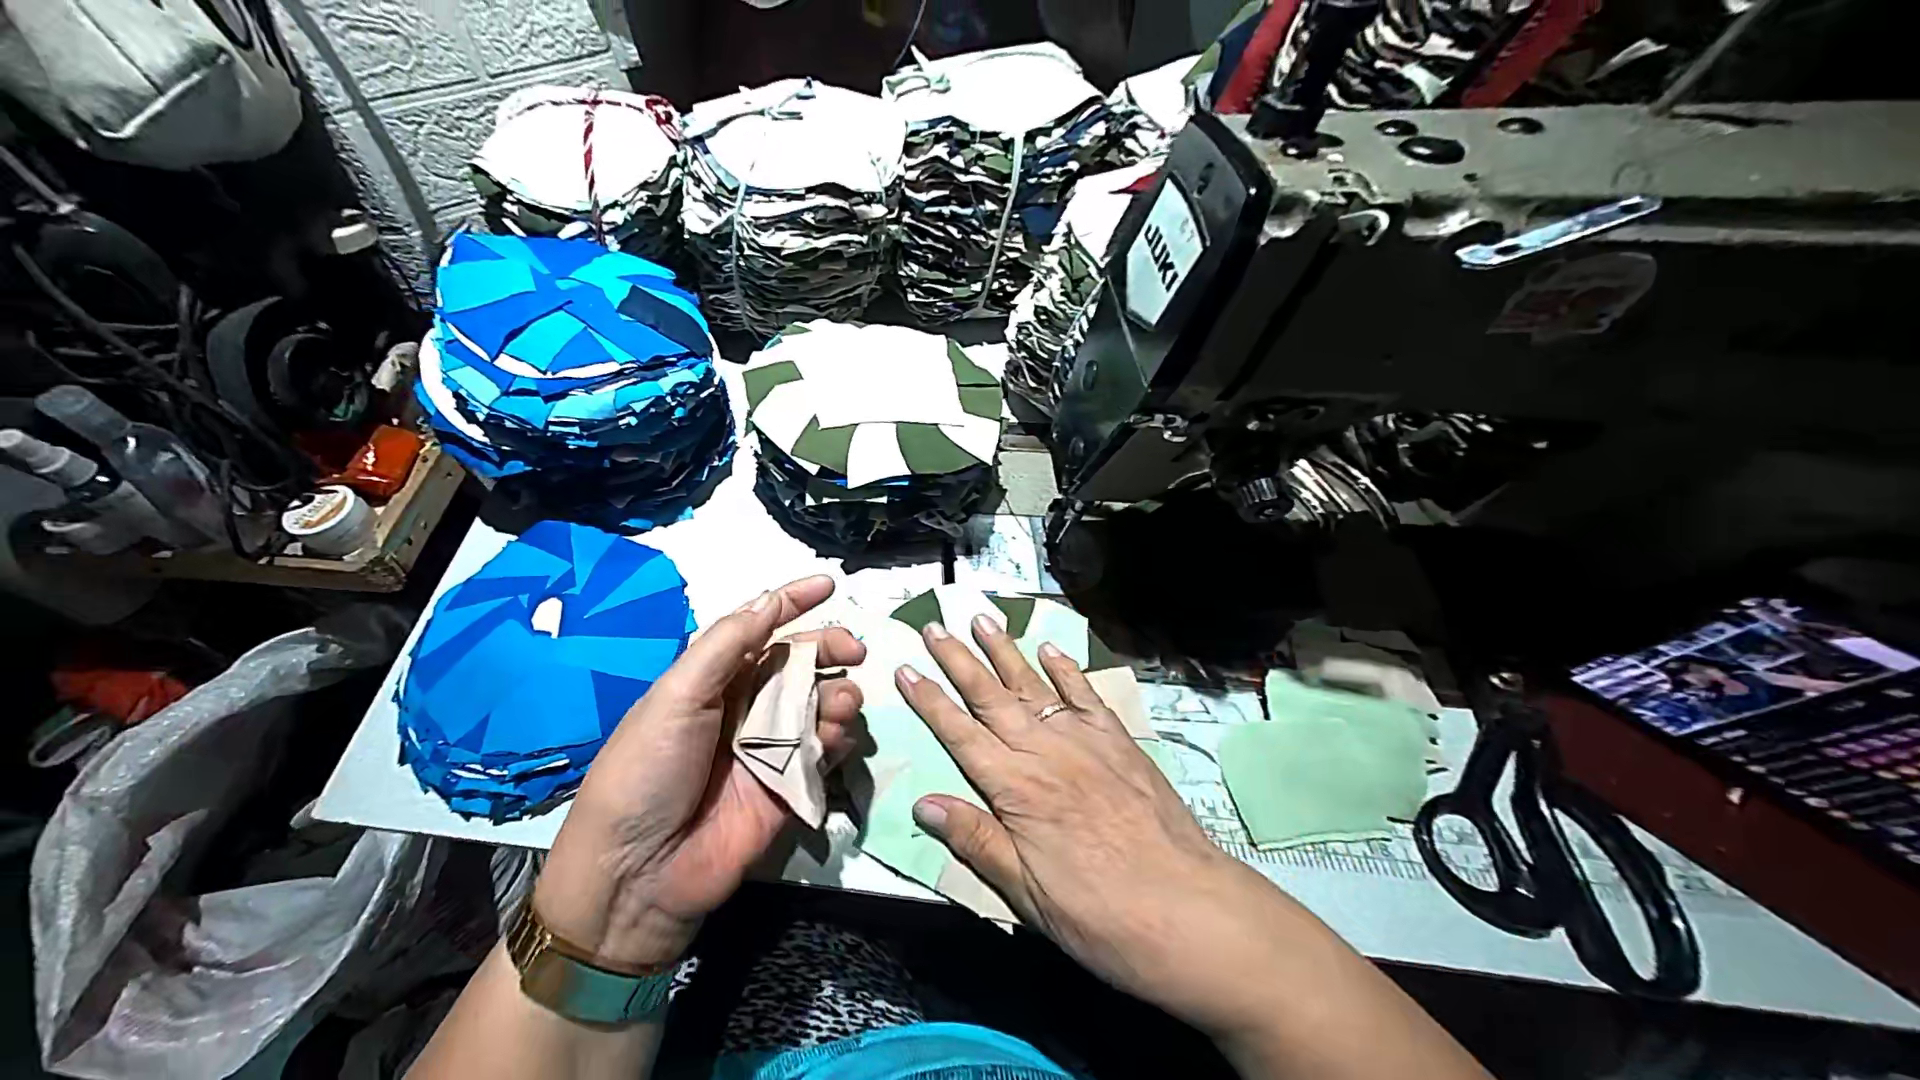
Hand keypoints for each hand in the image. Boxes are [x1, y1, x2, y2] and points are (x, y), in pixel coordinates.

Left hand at [533, 576, 866, 970]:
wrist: (639, 873)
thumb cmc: (648, 770)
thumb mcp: (676, 696)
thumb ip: (726, 646)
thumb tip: (770, 600)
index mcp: (714, 678)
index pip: (760, 628)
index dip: (793, 601)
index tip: (829, 584)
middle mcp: (746, 705)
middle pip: (800, 663)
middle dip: (830, 649)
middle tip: (854, 652)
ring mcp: (771, 745)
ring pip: (821, 703)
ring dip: (839, 694)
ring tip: (840, 705)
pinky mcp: (791, 784)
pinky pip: (828, 750)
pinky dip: (840, 737)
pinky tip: (835, 738)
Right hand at [896, 615, 1319, 1039]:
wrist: (1189, 910)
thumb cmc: (1099, 913)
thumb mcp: (1025, 894)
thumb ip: (976, 840)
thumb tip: (923, 802)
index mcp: (1015, 788)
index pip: (960, 734)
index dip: (929, 701)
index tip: (906, 669)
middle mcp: (1045, 752)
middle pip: (991, 697)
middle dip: (958, 660)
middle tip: (935, 626)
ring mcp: (1085, 741)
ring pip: (1034, 686)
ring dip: (1005, 651)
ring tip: (982, 620)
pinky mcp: (1120, 742)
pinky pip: (1086, 696)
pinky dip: (1065, 670)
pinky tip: (1050, 651)